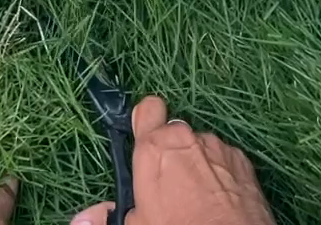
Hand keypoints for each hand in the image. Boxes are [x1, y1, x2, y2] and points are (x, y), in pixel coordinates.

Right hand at [71, 95, 271, 224]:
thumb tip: (78, 220)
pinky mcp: (242, 161)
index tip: (148, 144)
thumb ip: (107, 215)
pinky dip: (222, 175)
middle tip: (173, 185)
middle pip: (174, 133)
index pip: (147, 108)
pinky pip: (225, 160)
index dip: (147, 122)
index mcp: (153, 148)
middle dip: (173, 152)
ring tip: (201, 199)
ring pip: (201, 147)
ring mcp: (216, 147)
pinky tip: (222, 202)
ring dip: (198, 164)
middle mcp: (184, 137)